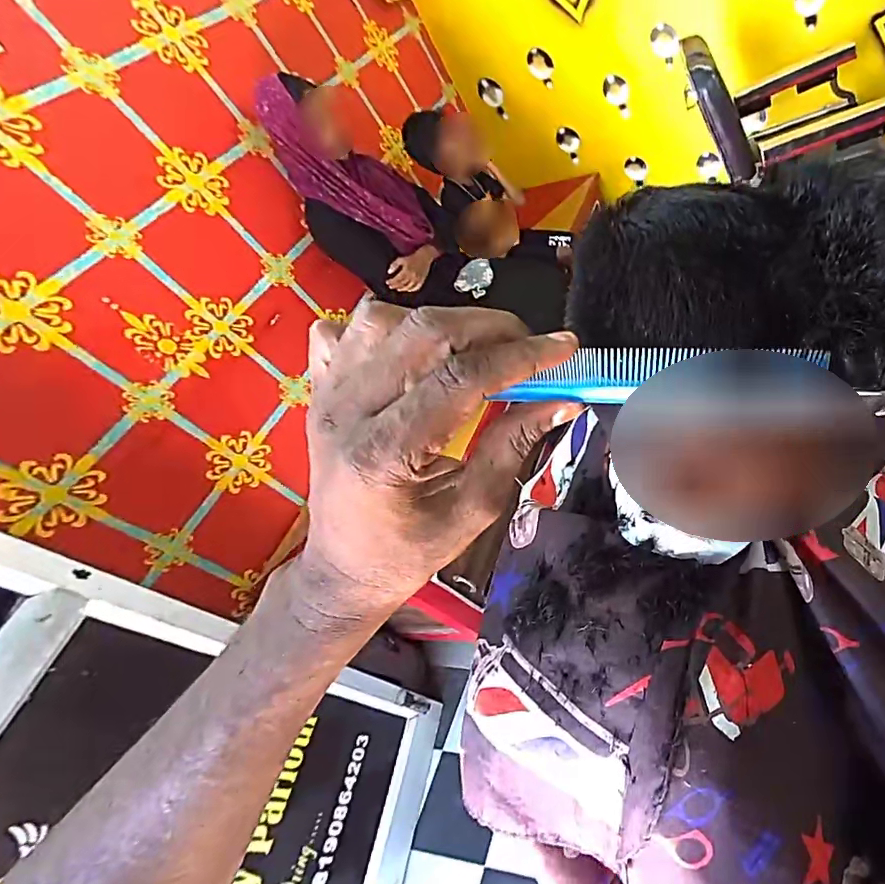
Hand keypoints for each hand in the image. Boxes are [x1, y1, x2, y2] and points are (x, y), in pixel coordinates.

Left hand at [290, 300, 580, 625]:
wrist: (344, 566)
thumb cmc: (407, 550)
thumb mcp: (475, 509)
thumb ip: (515, 445)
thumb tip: (562, 401)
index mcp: (385, 452)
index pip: (461, 378)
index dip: (521, 356)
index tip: (562, 349)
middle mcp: (347, 411)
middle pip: (424, 332)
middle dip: (491, 329)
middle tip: (529, 348)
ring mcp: (328, 392)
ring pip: (385, 318)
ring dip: (444, 324)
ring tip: (476, 351)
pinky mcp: (322, 385)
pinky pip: (350, 329)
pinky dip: (391, 326)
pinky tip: (417, 353)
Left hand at [385, 246, 435, 292]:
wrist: (424, 257)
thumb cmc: (412, 258)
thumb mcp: (401, 259)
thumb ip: (394, 265)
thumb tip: (389, 272)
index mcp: (406, 271)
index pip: (397, 279)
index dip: (392, 282)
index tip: (387, 282)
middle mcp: (412, 276)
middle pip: (402, 284)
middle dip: (395, 286)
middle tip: (391, 287)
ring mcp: (417, 279)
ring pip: (409, 287)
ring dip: (402, 289)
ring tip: (398, 289)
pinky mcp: (422, 280)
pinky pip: (417, 287)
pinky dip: (412, 289)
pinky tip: (408, 289)